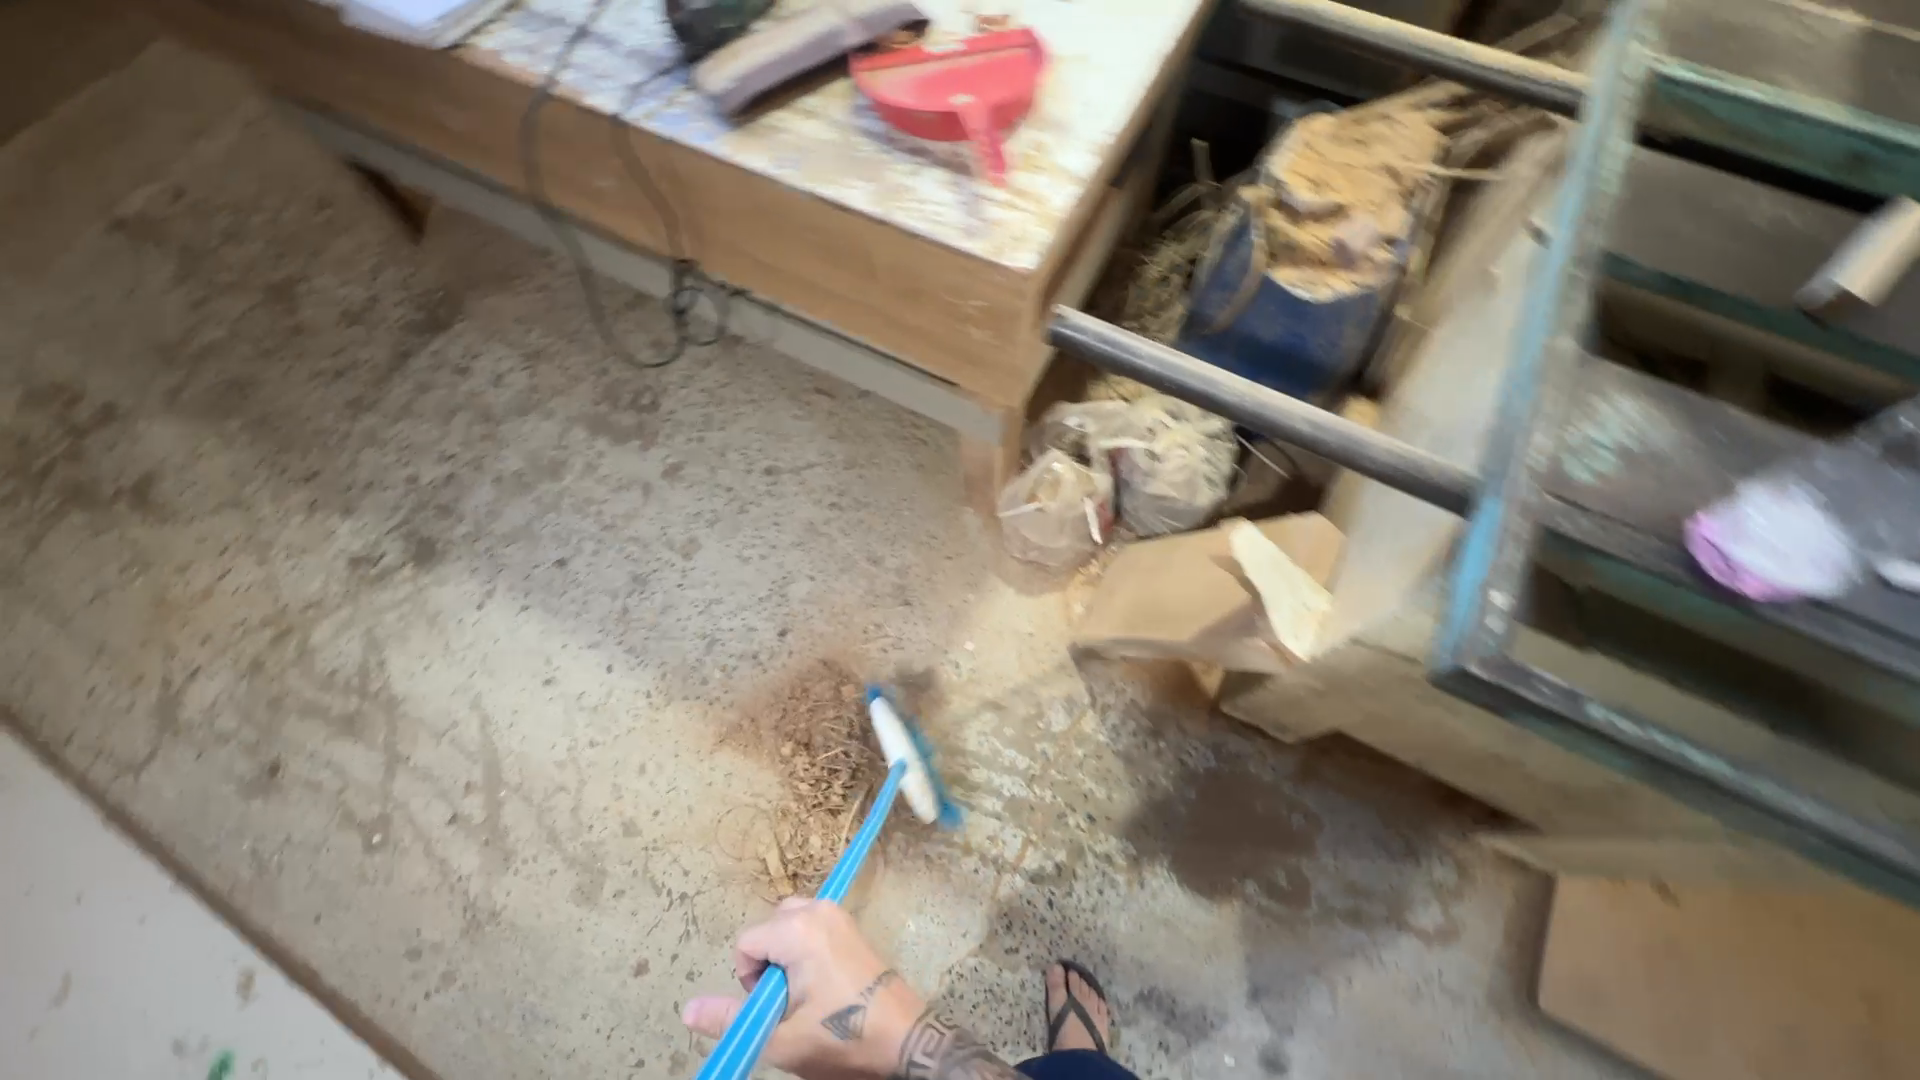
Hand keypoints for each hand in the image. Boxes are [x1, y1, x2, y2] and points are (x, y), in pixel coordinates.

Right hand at [682, 898, 927, 1079]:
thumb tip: (686, 1008)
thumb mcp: (779, 1038)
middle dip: (768, 961)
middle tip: (789, 999)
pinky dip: (805, 948)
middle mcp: (818, 909)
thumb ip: (730, 1019)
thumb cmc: (840, 1036)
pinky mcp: (851, 924)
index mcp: (798, 929)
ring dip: (786, 954)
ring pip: (790, 923)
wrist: (901, 1036)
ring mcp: (838, 913)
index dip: (750, 979)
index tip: (773, 1005)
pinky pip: (812, 925)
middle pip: (769, 926)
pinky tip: (822, 983)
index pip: (747, 942)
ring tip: (805, 993)